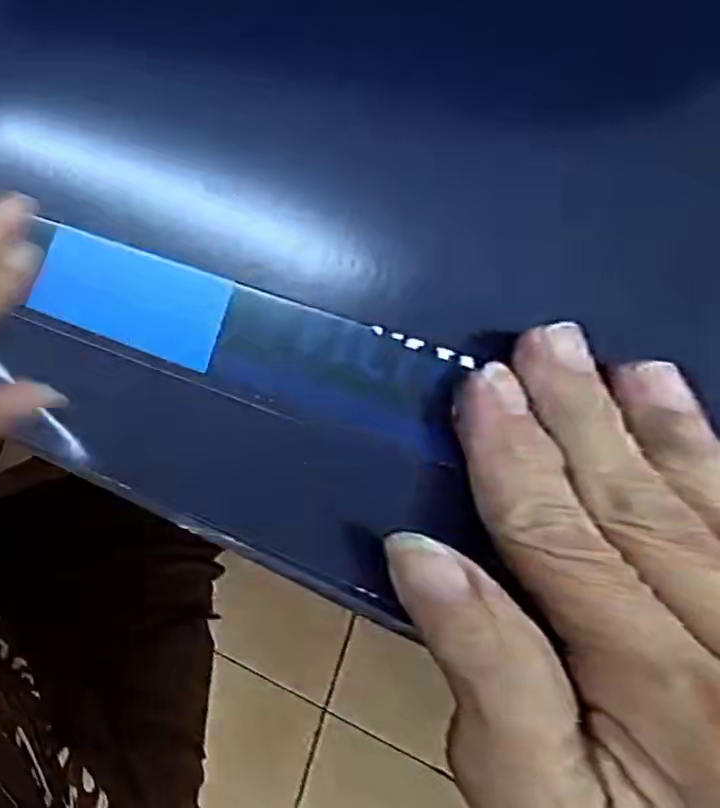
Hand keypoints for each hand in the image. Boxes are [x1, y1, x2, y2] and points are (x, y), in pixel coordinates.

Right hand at [385, 323, 719, 807]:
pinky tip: (716, 448)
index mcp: (660, 686)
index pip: (560, 534)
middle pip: (648, 513)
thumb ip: (483, 667)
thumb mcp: (523, 787)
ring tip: (638, 371)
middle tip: (551, 341)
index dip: (512, 452)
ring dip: (677, 439)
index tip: (478, 381)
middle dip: (587, 419)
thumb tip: (415, 550)